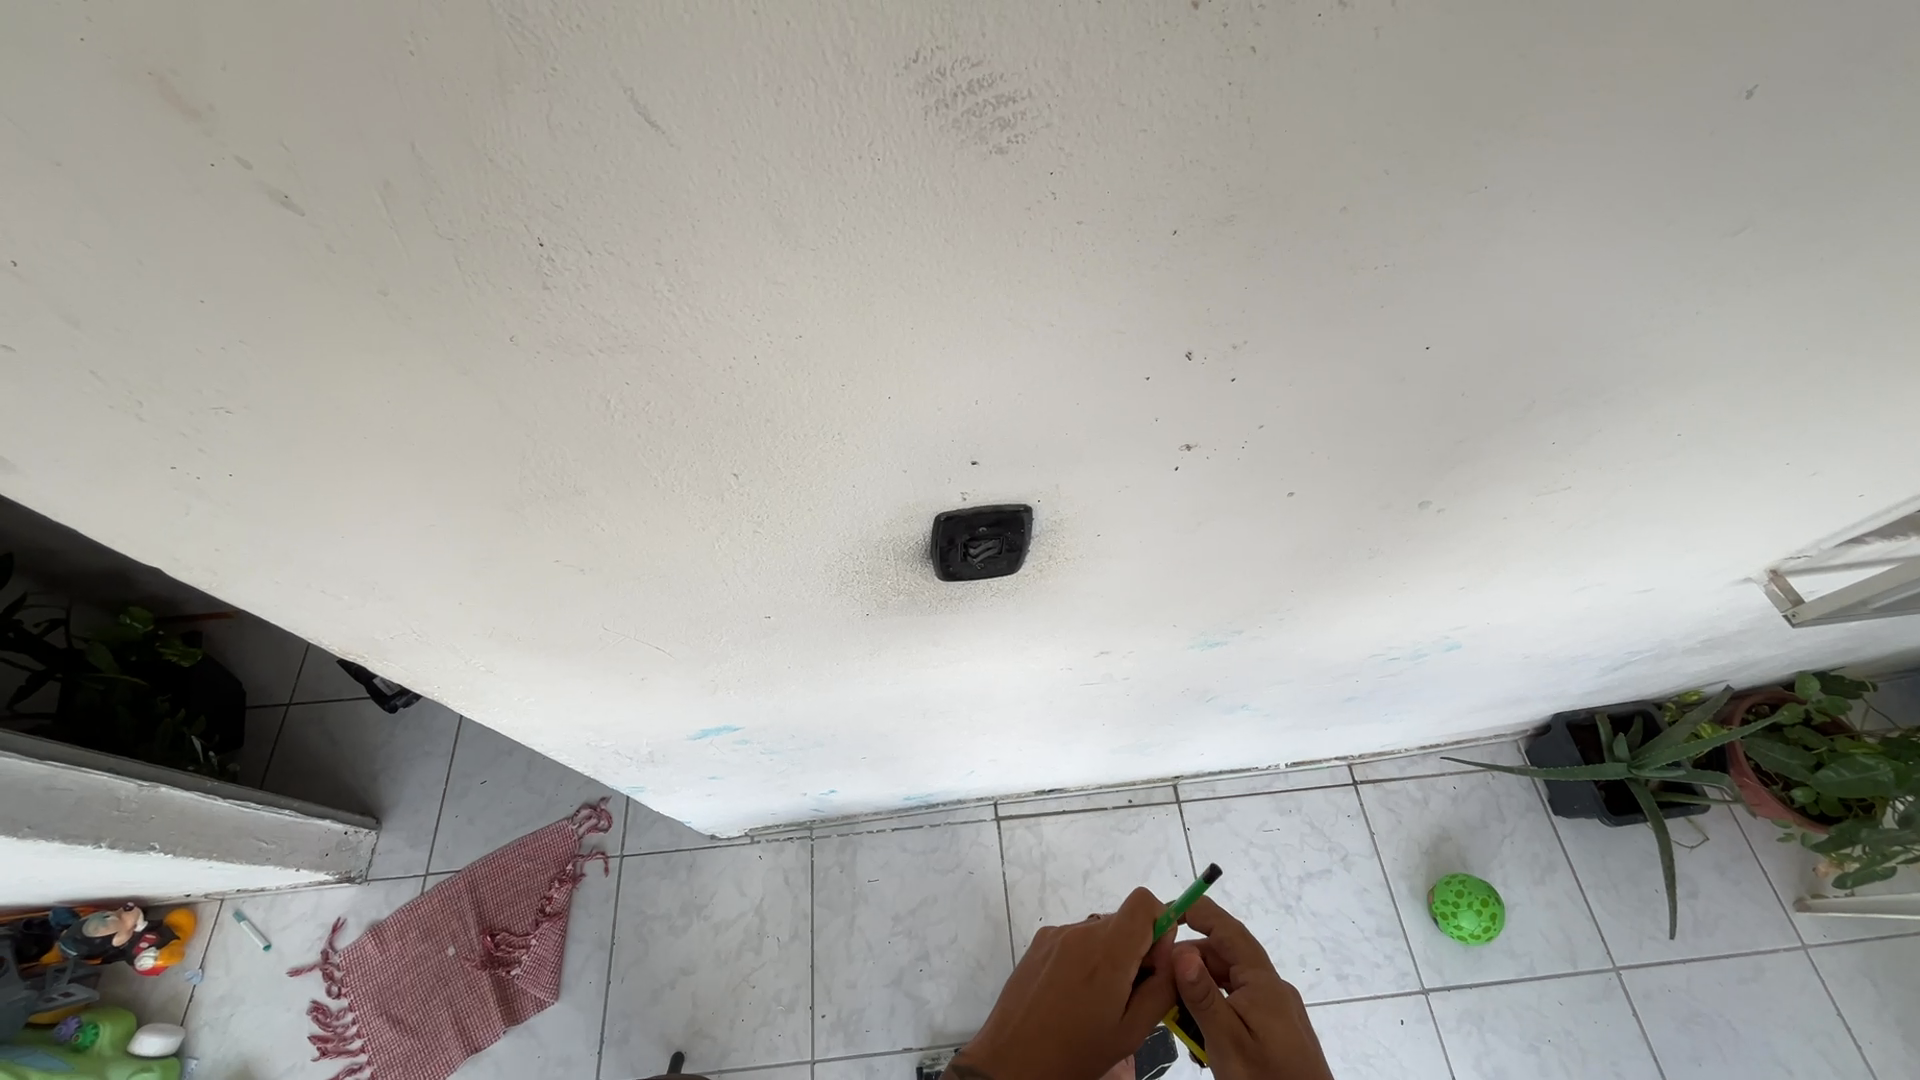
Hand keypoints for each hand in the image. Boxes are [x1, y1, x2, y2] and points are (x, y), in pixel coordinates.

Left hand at [947, 887, 1177, 1079]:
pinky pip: (1076, 939)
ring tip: (1098, 1000)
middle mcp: (1080, 930)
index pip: (1144, 902)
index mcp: (1108, 950)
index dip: (1159, 924)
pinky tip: (1074, 995)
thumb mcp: (1132, 1031)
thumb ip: (1161, 987)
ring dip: (1110, 955)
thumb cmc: (1077, 1051)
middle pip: (1123, 920)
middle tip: (1129, 994)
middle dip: (1136, 949)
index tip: (1155, 962)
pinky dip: (1085, 958)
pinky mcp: (1039, 942)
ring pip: (1099, 931)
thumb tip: (1172, 952)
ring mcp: (1056, 934)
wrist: (1013, 1059)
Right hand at [1171, 896, 1331, 1079]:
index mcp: (1262, 981)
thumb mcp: (1227, 1042)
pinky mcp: (1278, 1029)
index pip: (1228, 929)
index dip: (1198, 913)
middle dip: (1190, 965)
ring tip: (1178, 1021)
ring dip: (1201, 994)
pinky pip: (1240, 1006)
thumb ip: (1202, 996)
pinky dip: (1217, 1012)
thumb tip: (1179, 950)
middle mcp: (1272, 987)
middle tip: (1160, 984)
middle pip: (1224, 958)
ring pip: (1230, 984)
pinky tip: (1202, 1039)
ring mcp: (1277, 1009)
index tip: (1165, 912)